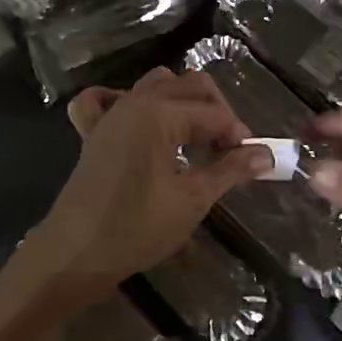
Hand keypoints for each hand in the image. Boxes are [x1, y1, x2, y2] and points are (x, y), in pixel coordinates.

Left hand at [32, 69, 270, 299]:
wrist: (75, 255)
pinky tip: (142, 121)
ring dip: (182, 102)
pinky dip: (126, 101)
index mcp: (159, 114)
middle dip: (217, 111)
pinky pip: (106, 99)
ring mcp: (110, 114)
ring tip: (197, 137)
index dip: (239, 135)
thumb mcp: (193, 199)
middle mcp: (135, 102)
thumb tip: (266, 155)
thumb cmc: (137, 227)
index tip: (253, 161)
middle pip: (190, 85)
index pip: (214, 113)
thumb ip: (231, 170)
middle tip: (230, 149)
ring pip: (156, 85)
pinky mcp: (93, 132)